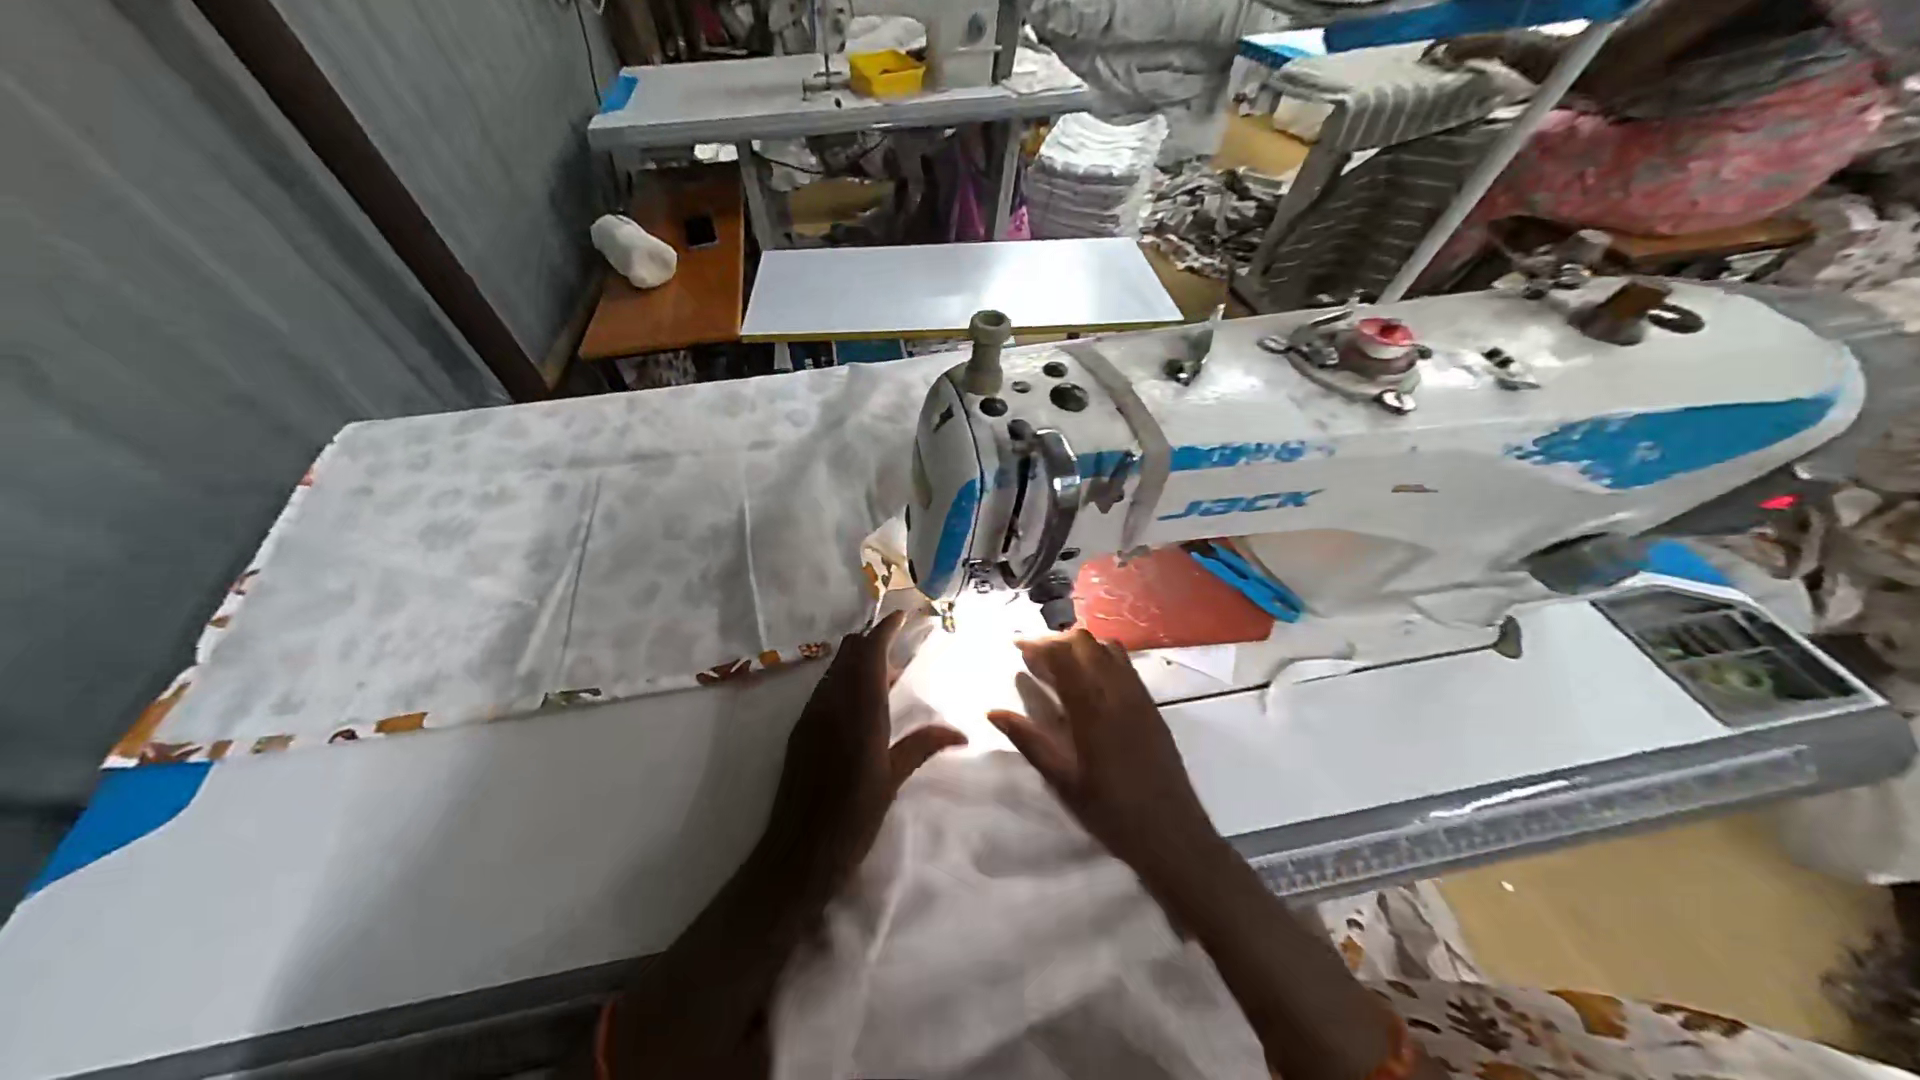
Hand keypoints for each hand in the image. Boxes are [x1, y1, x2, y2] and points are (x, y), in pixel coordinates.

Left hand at [759, 610, 965, 900]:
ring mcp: (811, 716)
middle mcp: (831, 705)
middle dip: (872, 641)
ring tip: (886, 676)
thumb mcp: (892, 780)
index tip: (903, 616)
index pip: (869, 653)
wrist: (798, 854)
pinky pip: (825, 690)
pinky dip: (845, 682)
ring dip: (858, 662)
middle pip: (848, 653)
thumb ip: (923, 746)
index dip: (885, 629)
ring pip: (835, 670)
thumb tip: (960, 732)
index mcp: (859, 712)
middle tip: (899, 645)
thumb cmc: (852, 819)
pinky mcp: (801, 731)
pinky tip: (862, 705)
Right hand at [988, 630, 1225, 889]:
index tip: (1016, 645)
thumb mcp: (1062, 781)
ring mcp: (1139, 696)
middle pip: (1086, 642)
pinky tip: (1089, 681)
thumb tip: (994, 712)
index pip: (1063, 655)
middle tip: (1034, 655)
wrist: (1171, 834)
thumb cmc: (1110, 812)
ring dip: (1081, 646)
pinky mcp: (1151, 706)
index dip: (1037, 643)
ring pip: (1108, 648)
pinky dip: (1102, 658)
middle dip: (1056, 640)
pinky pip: (1125, 665)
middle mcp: (1117, 692)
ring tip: (1059, 664)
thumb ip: (1029, 741)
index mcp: (1092, 709)